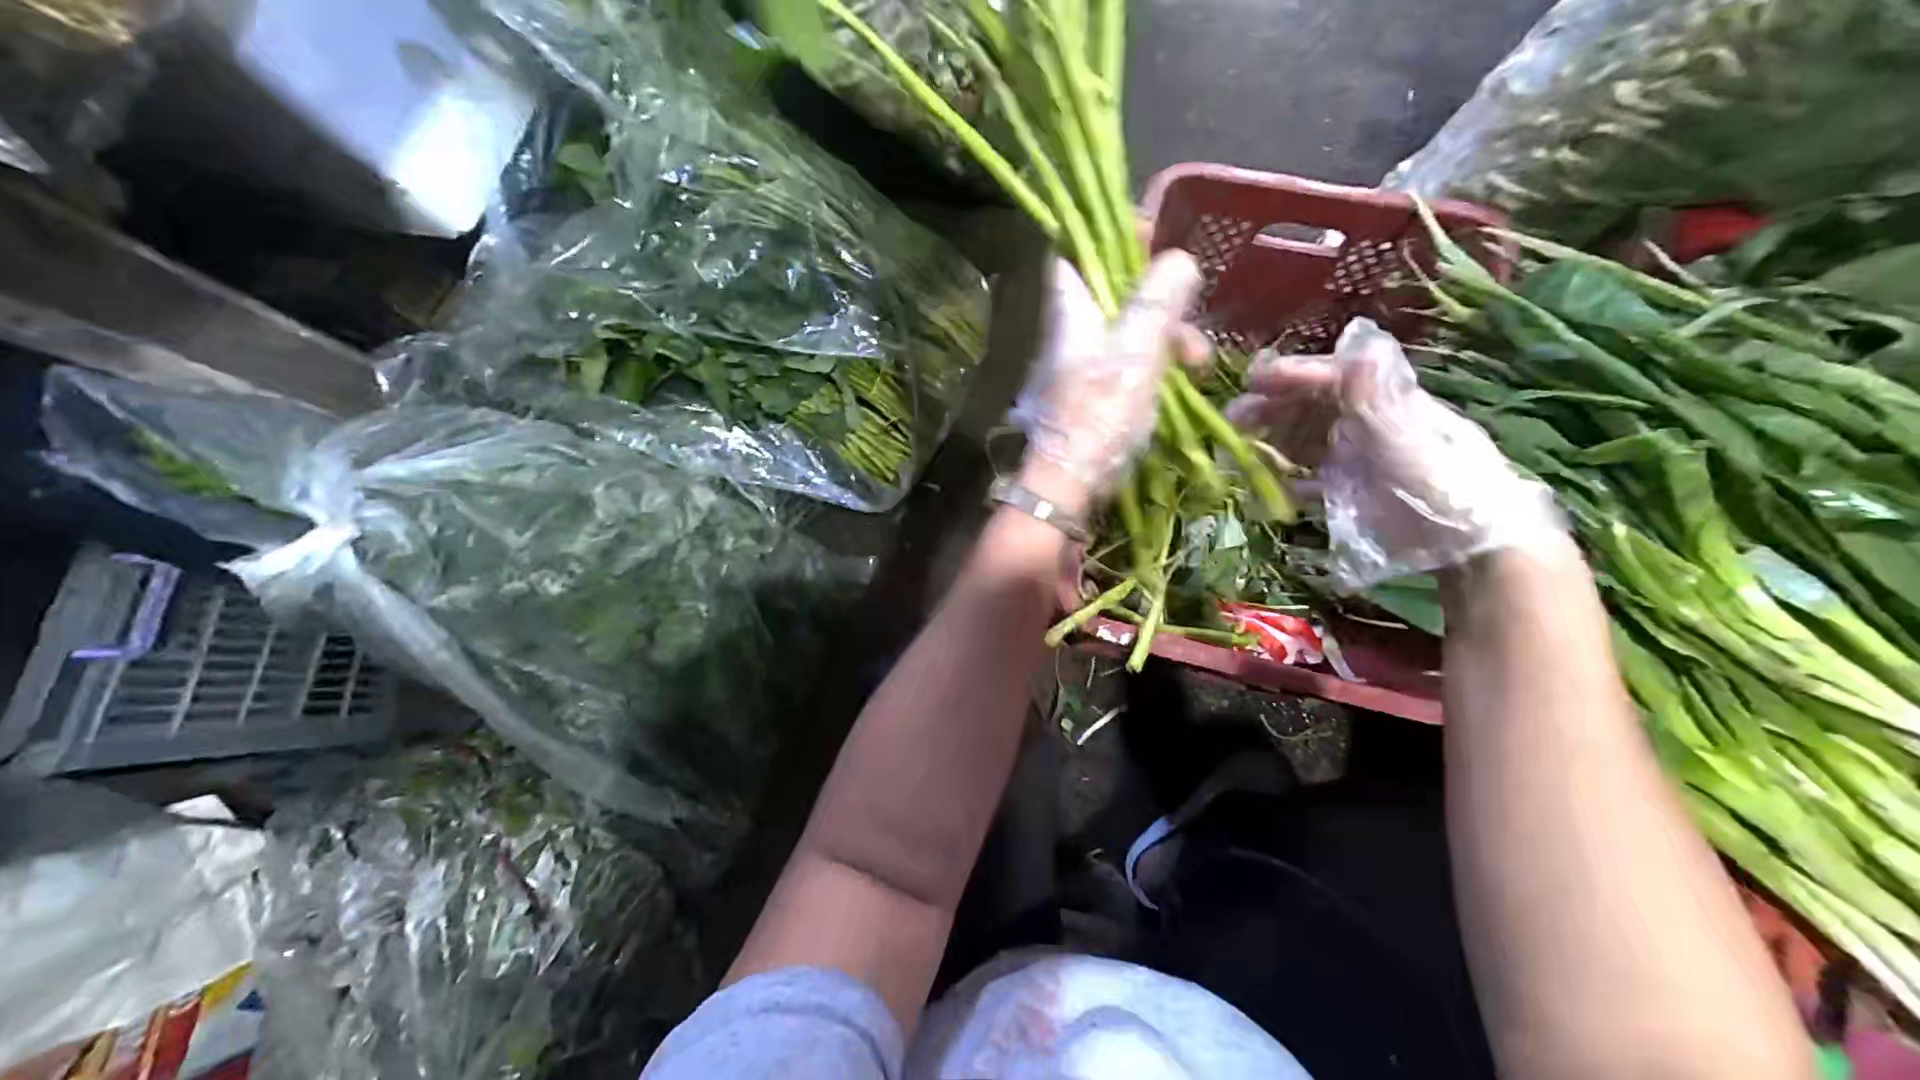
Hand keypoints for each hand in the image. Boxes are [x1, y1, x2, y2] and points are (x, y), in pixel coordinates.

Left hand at [1011, 251, 1206, 514]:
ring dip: (1169, 340)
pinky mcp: (1097, 394)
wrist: (1068, 487)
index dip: (1109, 235)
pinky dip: (1158, 367)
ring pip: (1132, 329)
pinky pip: (1133, 363)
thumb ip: (1157, 303)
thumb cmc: (1097, 418)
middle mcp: (1074, 332)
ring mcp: (1085, 364)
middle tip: (1192, 328)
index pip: (1074, 251)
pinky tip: (1183, 384)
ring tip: (1197, 368)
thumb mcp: (1135, 354)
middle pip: (1117, 292)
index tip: (1152, 236)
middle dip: (1162, 301)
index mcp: (1073, 312)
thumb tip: (1178, 257)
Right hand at [1226, 317, 1568, 589]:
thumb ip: (1375, 401)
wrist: (1472, 544)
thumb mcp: (1407, 440)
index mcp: (1383, 402)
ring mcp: (1356, 456)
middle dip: (1268, 409)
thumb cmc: (1442, 487)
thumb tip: (1356, 351)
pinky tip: (1263, 491)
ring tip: (1236, 456)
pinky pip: (1307, 479)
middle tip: (1231, 421)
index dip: (1292, 374)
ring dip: (1268, 444)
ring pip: (1302, 441)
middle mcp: (1365, 423)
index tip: (1252, 380)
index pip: (1330, 376)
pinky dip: (1284, 482)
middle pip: (1308, 406)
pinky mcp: (1350, 490)